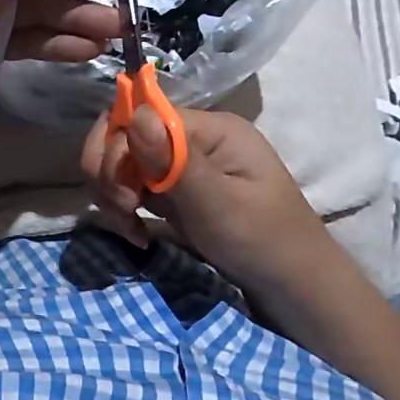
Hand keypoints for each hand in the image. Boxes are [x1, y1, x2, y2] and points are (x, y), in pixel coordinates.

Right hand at [82, 105, 325, 289]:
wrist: (290, 285)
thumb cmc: (263, 240)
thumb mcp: (219, 204)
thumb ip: (175, 161)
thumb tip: (137, 114)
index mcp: (209, 128)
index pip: (139, 116)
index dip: (119, 150)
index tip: (125, 197)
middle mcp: (190, 138)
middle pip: (122, 134)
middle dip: (109, 172)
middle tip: (123, 211)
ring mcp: (179, 164)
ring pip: (120, 162)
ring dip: (111, 193)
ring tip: (129, 228)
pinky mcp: (171, 190)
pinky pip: (130, 186)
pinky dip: (122, 208)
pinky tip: (135, 232)